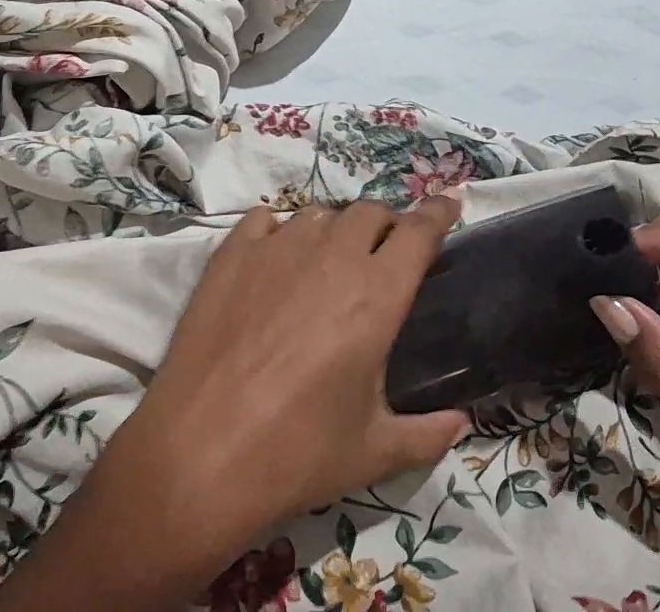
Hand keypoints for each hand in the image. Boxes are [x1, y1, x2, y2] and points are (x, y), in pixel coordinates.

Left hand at [0, 199, 468, 611]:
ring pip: (317, 214)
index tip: (448, 206)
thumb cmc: (296, 453)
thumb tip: (460, 423)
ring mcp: (273, 251)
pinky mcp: (228, 257)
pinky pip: (262, 220)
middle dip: (387, 224)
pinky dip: (280, 229)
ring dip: (335, 228)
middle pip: (369, 213)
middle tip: (387, 251)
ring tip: (331, 258)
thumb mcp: (374, 451)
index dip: (437, 215)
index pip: (418, 233)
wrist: (200, 451)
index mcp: (376, 296)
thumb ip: (427, 433)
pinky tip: (277, 255)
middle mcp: (329, 259)